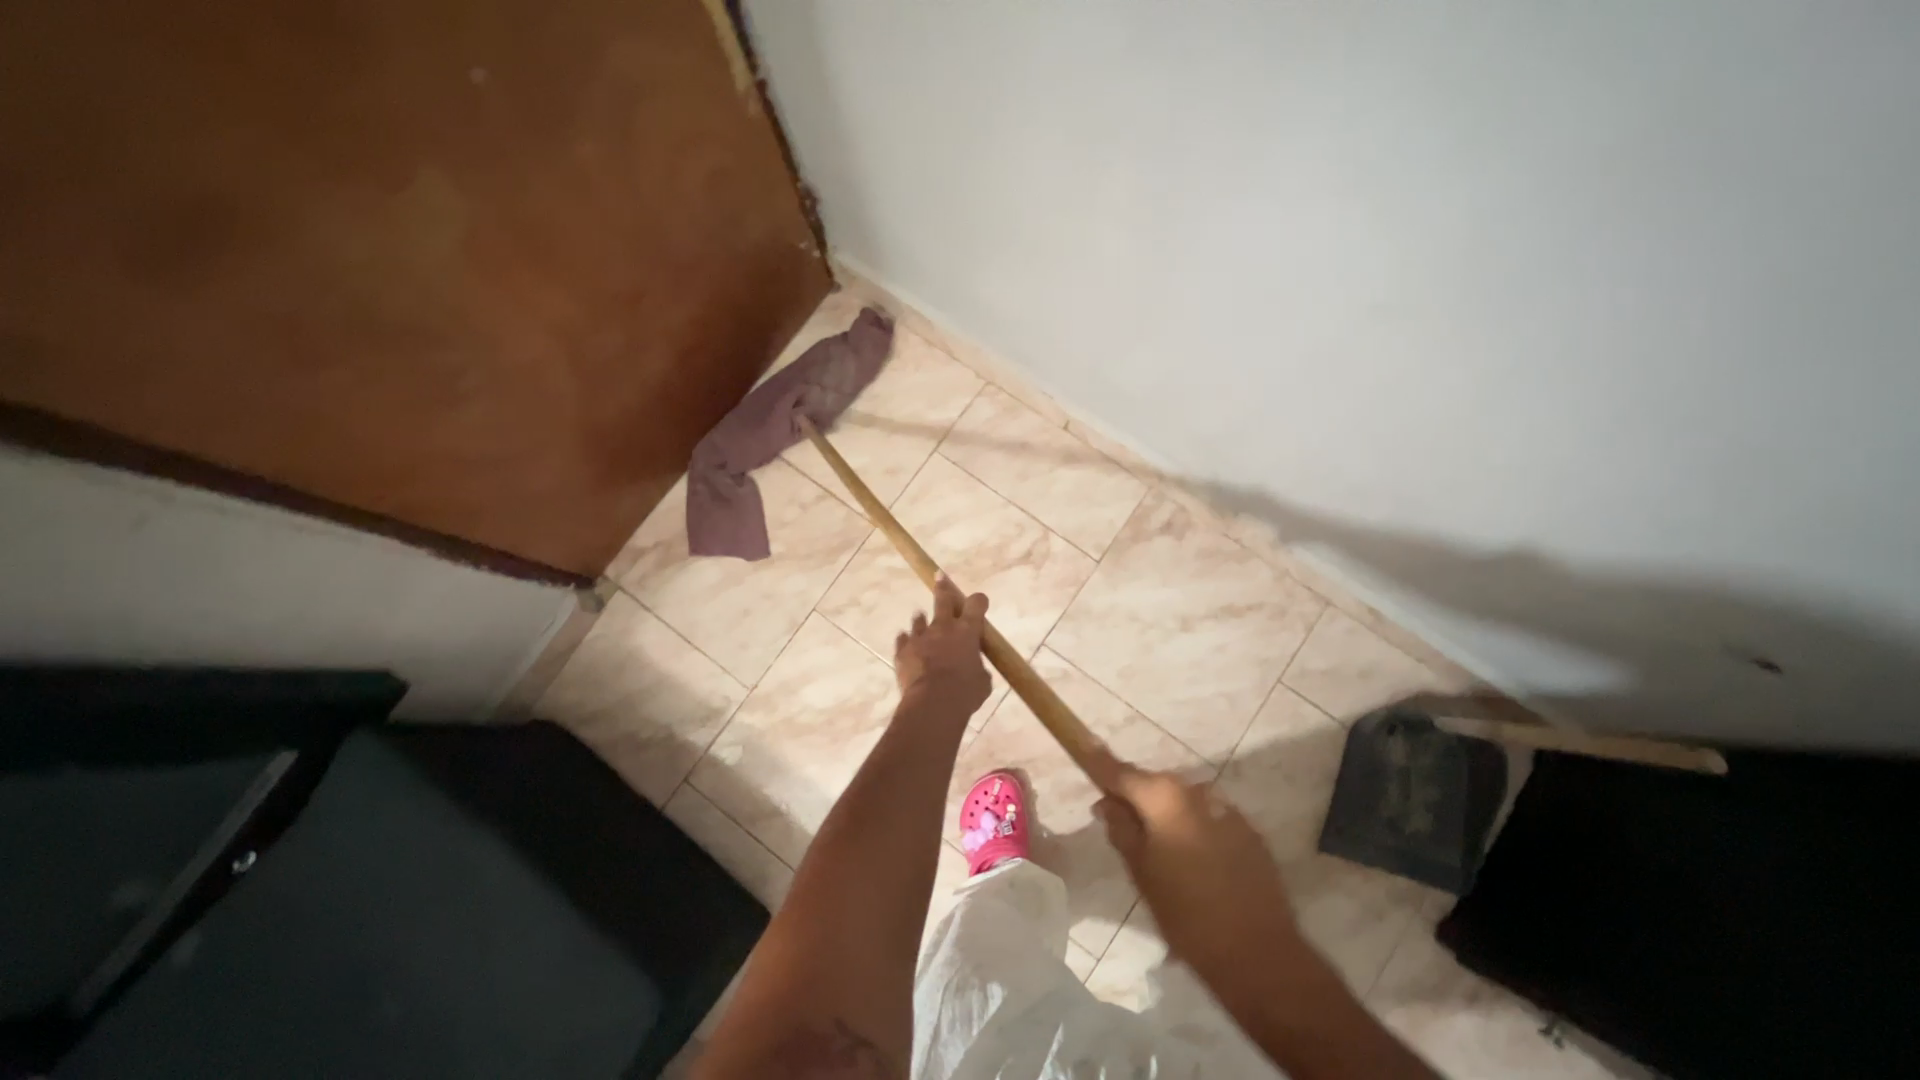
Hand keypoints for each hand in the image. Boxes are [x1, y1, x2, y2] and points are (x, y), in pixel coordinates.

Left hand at [893, 576, 991, 713]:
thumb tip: (974, 669)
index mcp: (968, 631)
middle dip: (943, 587)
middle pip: (943, 599)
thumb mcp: (982, 681)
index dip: (978, 601)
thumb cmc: (965, 693)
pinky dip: (906, 641)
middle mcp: (943, 627)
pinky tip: (906, 644)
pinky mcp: (902, 650)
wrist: (933, 703)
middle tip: (939, 576)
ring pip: (919, 619)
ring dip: (921, 619)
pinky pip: (903, 640)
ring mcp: (920, 637)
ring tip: (920, 618)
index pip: (976, 605)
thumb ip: (978, 668)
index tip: (979, 600)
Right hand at [1092, 763, 1307, 991]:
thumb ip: (1120, 829)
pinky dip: (1196, 831)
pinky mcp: (1250, 832)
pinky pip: (1211, 821)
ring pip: (1185, 803)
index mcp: (1164, 797)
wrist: (1256, 951)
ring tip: (1161, 852)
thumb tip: (1106, 803)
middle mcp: (1197, 791)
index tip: (1083, 749)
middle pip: (1155, 785)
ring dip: (1169, 816)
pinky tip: (1195, 864)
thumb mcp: (1140, 872)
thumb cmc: (1184, 913)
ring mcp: (1228, 809)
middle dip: (1137, 799)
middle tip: (1121, 826)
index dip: (1099, 763)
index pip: (1121, 772)